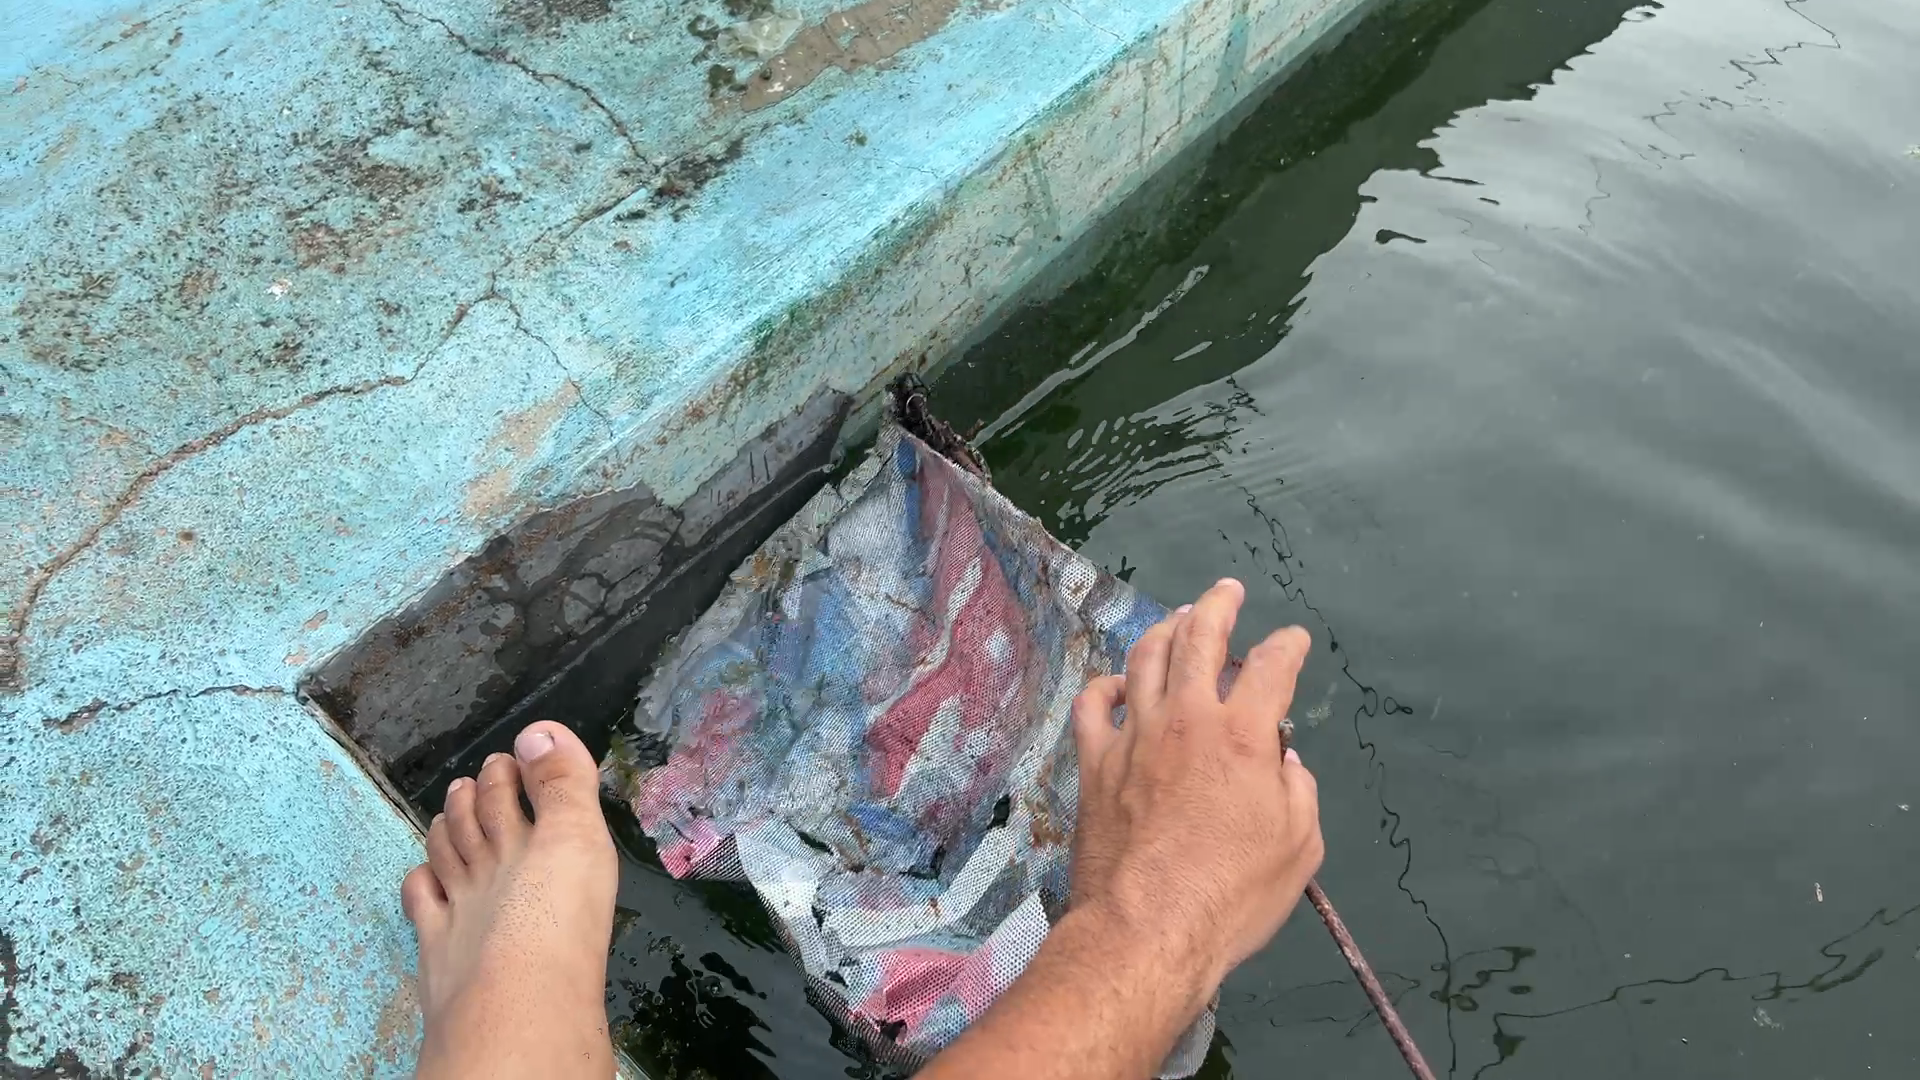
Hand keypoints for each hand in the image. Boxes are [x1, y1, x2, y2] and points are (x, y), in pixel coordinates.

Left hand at [1069, 578, 1323, 997]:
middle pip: (1200, 640)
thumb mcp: (1298, 847)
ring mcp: (1135, 733)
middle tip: (1226, 589)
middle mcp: (1186, 719)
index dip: (1287, 646)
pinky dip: (1105, 686)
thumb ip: (1296, 788)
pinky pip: (1092, 705)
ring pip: (1145, 658)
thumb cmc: (1233, 895)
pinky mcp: (1095, 757)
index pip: (1272, 669)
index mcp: (1242, 737)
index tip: (1293, 638)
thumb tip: (1281, 758)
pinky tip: (1117, 682)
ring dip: (1164, 630)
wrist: (1147, 925)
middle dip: (1218, 605)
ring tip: (1178, 618)